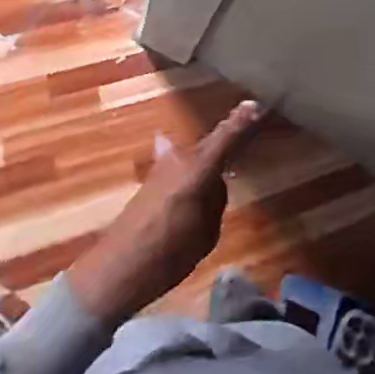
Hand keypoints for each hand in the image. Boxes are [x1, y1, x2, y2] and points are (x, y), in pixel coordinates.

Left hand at [67, 100, 263, 321]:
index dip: (244, 121)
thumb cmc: (168, 256)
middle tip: (244, 147)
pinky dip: (190, 171)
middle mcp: (180, 158)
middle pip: (212, 144)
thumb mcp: (206, 233)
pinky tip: (190, 184)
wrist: (116, 270)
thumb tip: (213, 184)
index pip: (227, 137)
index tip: (259, 103)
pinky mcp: (151, 178)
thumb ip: (214, 201)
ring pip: (195, 156)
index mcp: (198, 169)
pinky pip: (181, 166)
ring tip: (216, 183)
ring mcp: (162, 166)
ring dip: (206, 162)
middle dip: (228, 144)